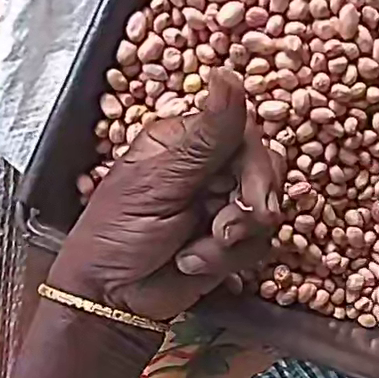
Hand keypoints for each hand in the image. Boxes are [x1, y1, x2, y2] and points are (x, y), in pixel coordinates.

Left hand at [50, 70, 280, 322]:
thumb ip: (204, 138)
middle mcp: (210, 168)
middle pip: (265, 170)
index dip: (255, 166)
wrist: (111, 301)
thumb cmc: (116, 236)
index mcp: (186, 142)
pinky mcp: (232, 241)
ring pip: (267, 210)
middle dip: (250, 207)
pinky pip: (259, 243)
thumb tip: (228, 76)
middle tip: (224, 232)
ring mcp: (222, 204)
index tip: (250, 197)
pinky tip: (193, 264)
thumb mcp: (158, 184)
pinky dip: (230, 260)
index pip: (245, 135)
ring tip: (195, 253)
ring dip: (236, 239)